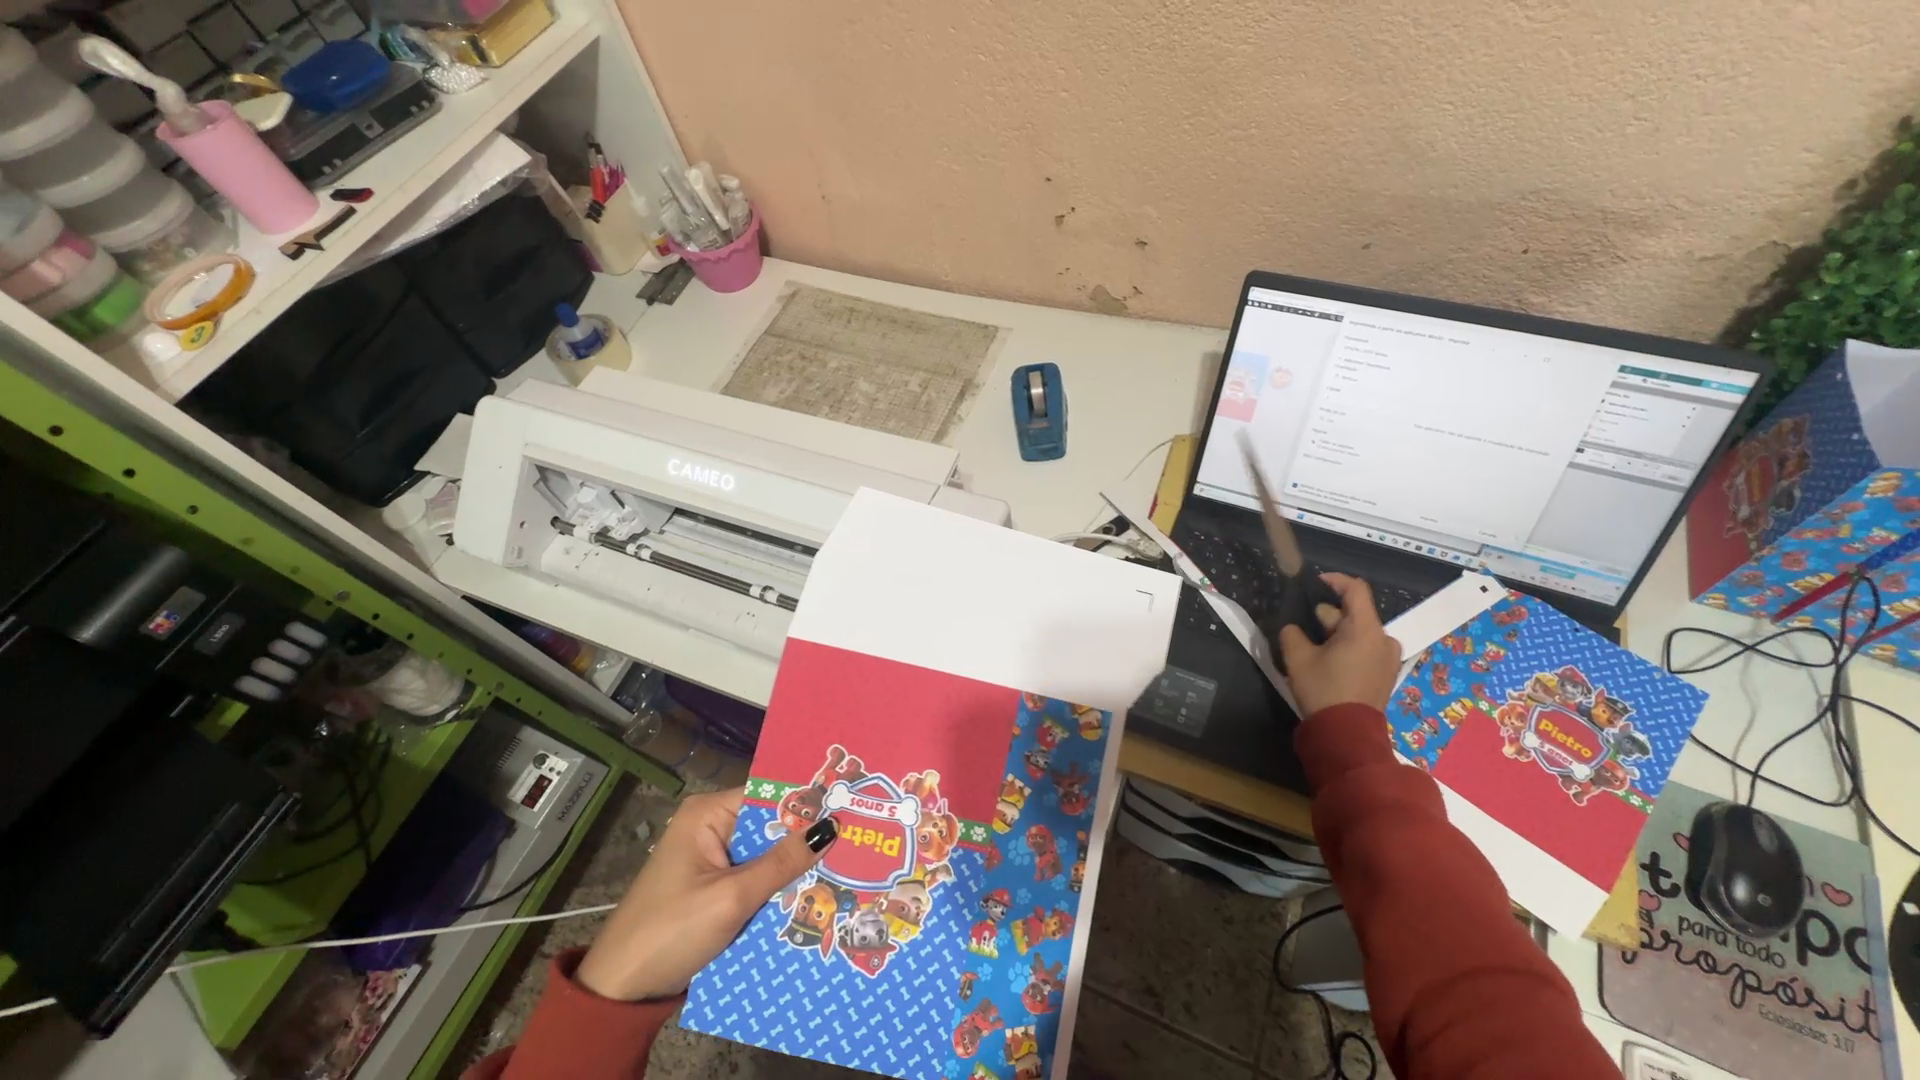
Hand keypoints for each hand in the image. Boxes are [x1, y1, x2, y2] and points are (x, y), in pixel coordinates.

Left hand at [575, 789, 835, 1001]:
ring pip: (768, 855)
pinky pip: (758, 879)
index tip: (852, 805)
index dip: (808, 801)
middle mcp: (711, 828)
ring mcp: (714, 861)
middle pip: (771, 825)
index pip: (768, 795)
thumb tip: (831, 827)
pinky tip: (818, 893)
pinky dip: (781, 888)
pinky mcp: (717, 889)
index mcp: (707, 814)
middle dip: (808, 837)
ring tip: (852, 864)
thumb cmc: (671, 931)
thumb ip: (782, 863)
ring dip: (797, 867)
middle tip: (862, 838)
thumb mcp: (731, 897)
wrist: (621, 990)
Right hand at [1277, 572, 1402, 715]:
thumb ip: (1292, 634)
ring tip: (1312, 646)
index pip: (1356, 590)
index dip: (1335, 580)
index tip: (1316, 581)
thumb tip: (1293, 628)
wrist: (1347, 734)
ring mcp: (1388, 658)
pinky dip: (1348, 647)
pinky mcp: (1386, 674)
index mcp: (1365, 629)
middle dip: (1328, 615)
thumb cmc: (1323, 690)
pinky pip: (1366, 649)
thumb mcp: (1298, 659)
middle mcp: (1383, 639)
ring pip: (1360, 633)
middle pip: (1356, 613)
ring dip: (1337, 633)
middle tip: (1303, 624)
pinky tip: (1328, 661)